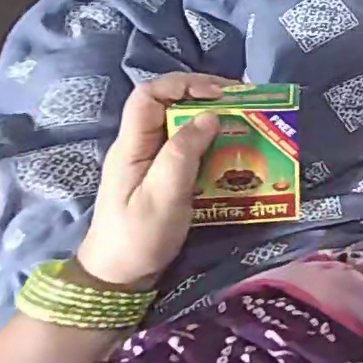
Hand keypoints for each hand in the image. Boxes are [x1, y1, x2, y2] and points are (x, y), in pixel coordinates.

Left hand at [74, 73, 227, 288]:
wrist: (118, 278)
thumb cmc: (138, 238)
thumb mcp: (163, 196)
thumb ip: (184, 154)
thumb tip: (210, 116)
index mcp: (132, 145)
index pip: (150, 94)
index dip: (184, 84)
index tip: (221, 94)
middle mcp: (141, 146)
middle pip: (169, 105)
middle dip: (206, 98)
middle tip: (243, 104)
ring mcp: (151, 162)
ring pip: (181, 126)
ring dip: (212, 121)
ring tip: (244, 124)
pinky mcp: (163, 177)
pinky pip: (188, 150)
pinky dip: (211, 145)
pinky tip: (232, 152)